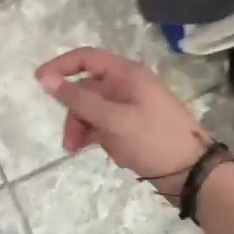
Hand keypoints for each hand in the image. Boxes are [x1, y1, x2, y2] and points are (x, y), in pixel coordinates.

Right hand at [34, 48, 210, 201]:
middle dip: (72, 110)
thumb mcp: (112, 120)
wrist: (194, 175)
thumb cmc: (154, 140)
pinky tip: (96, 149)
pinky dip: (95, 134)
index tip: (39, 82)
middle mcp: (127, 85)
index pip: (86, 58)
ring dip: (81, 126)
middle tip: (68, 140)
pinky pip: (104, 123)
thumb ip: (78, 99)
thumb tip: (46, 79)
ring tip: (76, 149)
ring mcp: (131, 106)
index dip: (60, 66)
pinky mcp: (133, 125)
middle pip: (87, 88)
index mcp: (126, 73)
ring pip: (93, 108)